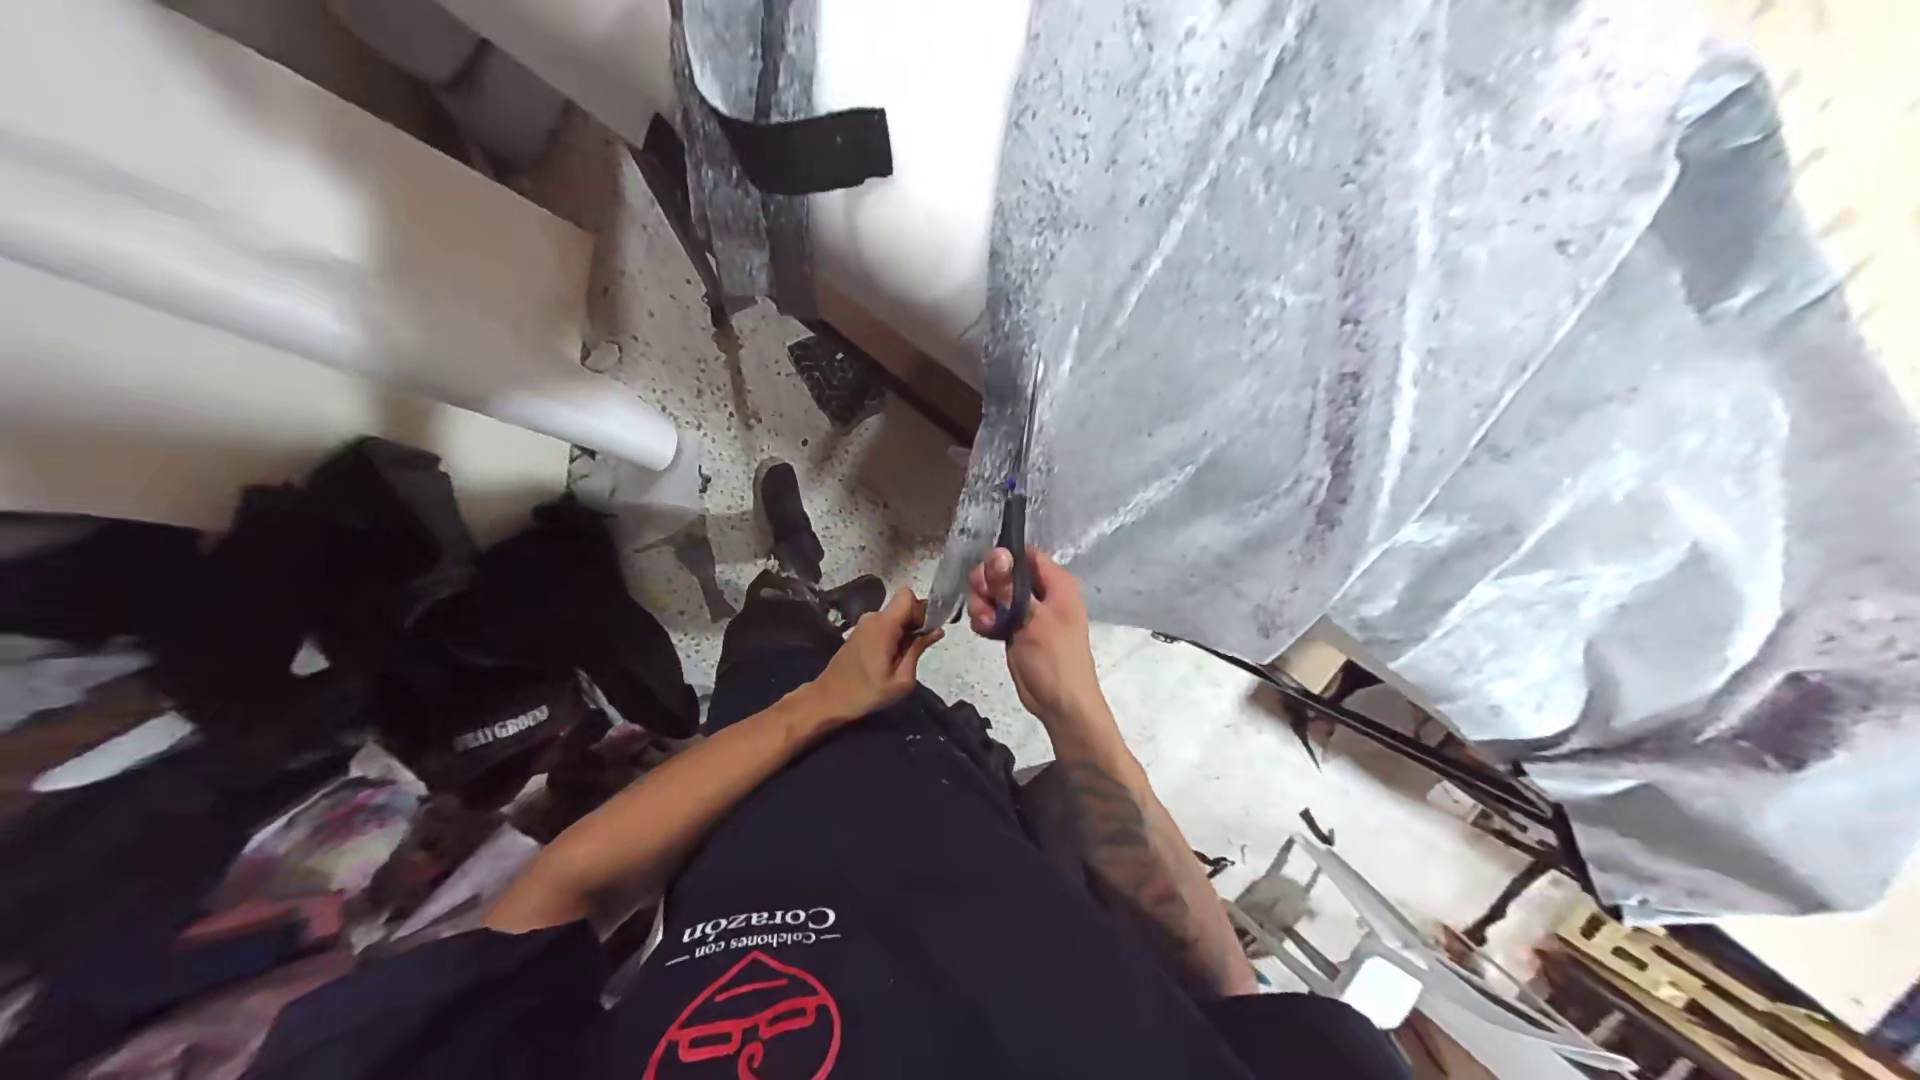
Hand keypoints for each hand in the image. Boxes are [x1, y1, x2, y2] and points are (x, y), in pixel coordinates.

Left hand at [802, 587, 943, 722]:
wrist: (829, 699)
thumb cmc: (867, 692)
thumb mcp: (901, 679)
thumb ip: (918, 650)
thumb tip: (937, 630)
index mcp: (883, 625)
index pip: (908, 596)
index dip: (922, 609)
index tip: (927, 631)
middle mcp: (873, 617)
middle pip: (903, 605)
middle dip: (916, 621)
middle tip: (919, 648)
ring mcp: (864, 624)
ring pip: (895, 615)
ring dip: (905, 630)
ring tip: (904, 658)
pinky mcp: (860, 632)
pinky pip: (884, 624)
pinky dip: (894, 634)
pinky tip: (891, 658)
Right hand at [968, 549, 1107, 729]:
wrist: (1060, 704)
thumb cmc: (1053, 659)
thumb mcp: (1030, 619)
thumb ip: (1009, 586)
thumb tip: (996, 552)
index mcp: (1057, 584)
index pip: (1026, 555)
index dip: (1004, 559)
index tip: (988, 574)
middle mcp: (1042, 593)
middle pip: (1004, 573)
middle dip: (987, 586)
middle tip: (983, 602)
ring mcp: (1028, 612)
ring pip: (994, 594)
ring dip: (983, 606)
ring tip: (988, 625)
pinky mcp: (1015, 629)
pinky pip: (994, 614)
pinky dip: (986, 620)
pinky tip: (986, 633)